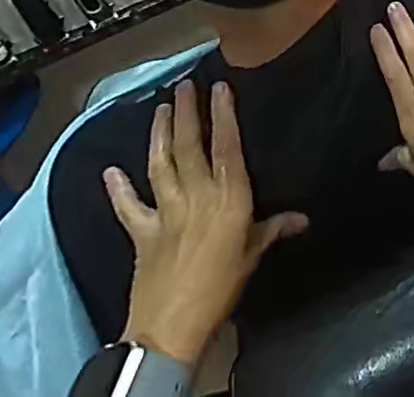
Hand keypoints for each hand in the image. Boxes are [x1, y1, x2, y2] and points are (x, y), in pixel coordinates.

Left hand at [104, 79, 306, 365]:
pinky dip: (118, 189)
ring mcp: (165, 212)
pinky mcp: (141, 233)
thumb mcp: (254, 253)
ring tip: (160, 109)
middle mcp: (197, 195)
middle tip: (184, 86)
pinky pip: (128, 207)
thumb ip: (275, 228)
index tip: (219, 87)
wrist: (171, 327)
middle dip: (186, 114)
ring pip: (160, 165)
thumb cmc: (222, 284)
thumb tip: (304, 218)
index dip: (223, 114)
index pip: (227, 146)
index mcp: (229, 196)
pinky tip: (109, 171)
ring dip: (158, 135)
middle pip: (189, 147)